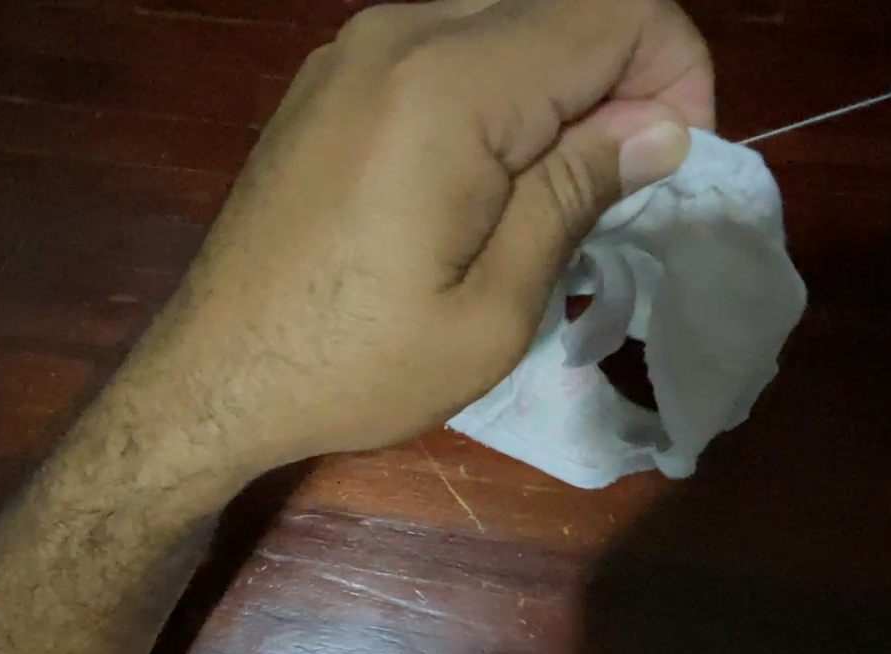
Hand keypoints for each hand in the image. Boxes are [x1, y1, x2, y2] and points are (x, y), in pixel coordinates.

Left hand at [123, 0, 714, 474]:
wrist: (215, 378)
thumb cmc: (355, 368)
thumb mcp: (490, 313)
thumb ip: (573, 197)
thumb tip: (655, 129)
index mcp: (449, 86)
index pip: (618, 13)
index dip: (675, 77)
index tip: (669, 165)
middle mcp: (397, 33)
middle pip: (558, 7)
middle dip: (616, 83)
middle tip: (610, 190)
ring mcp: (349, 52)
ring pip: (499, 26)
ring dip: (549, 94)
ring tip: (543, 196)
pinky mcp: (325, 85)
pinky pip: (437, 56)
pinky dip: (487, 98)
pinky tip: (476, 179)